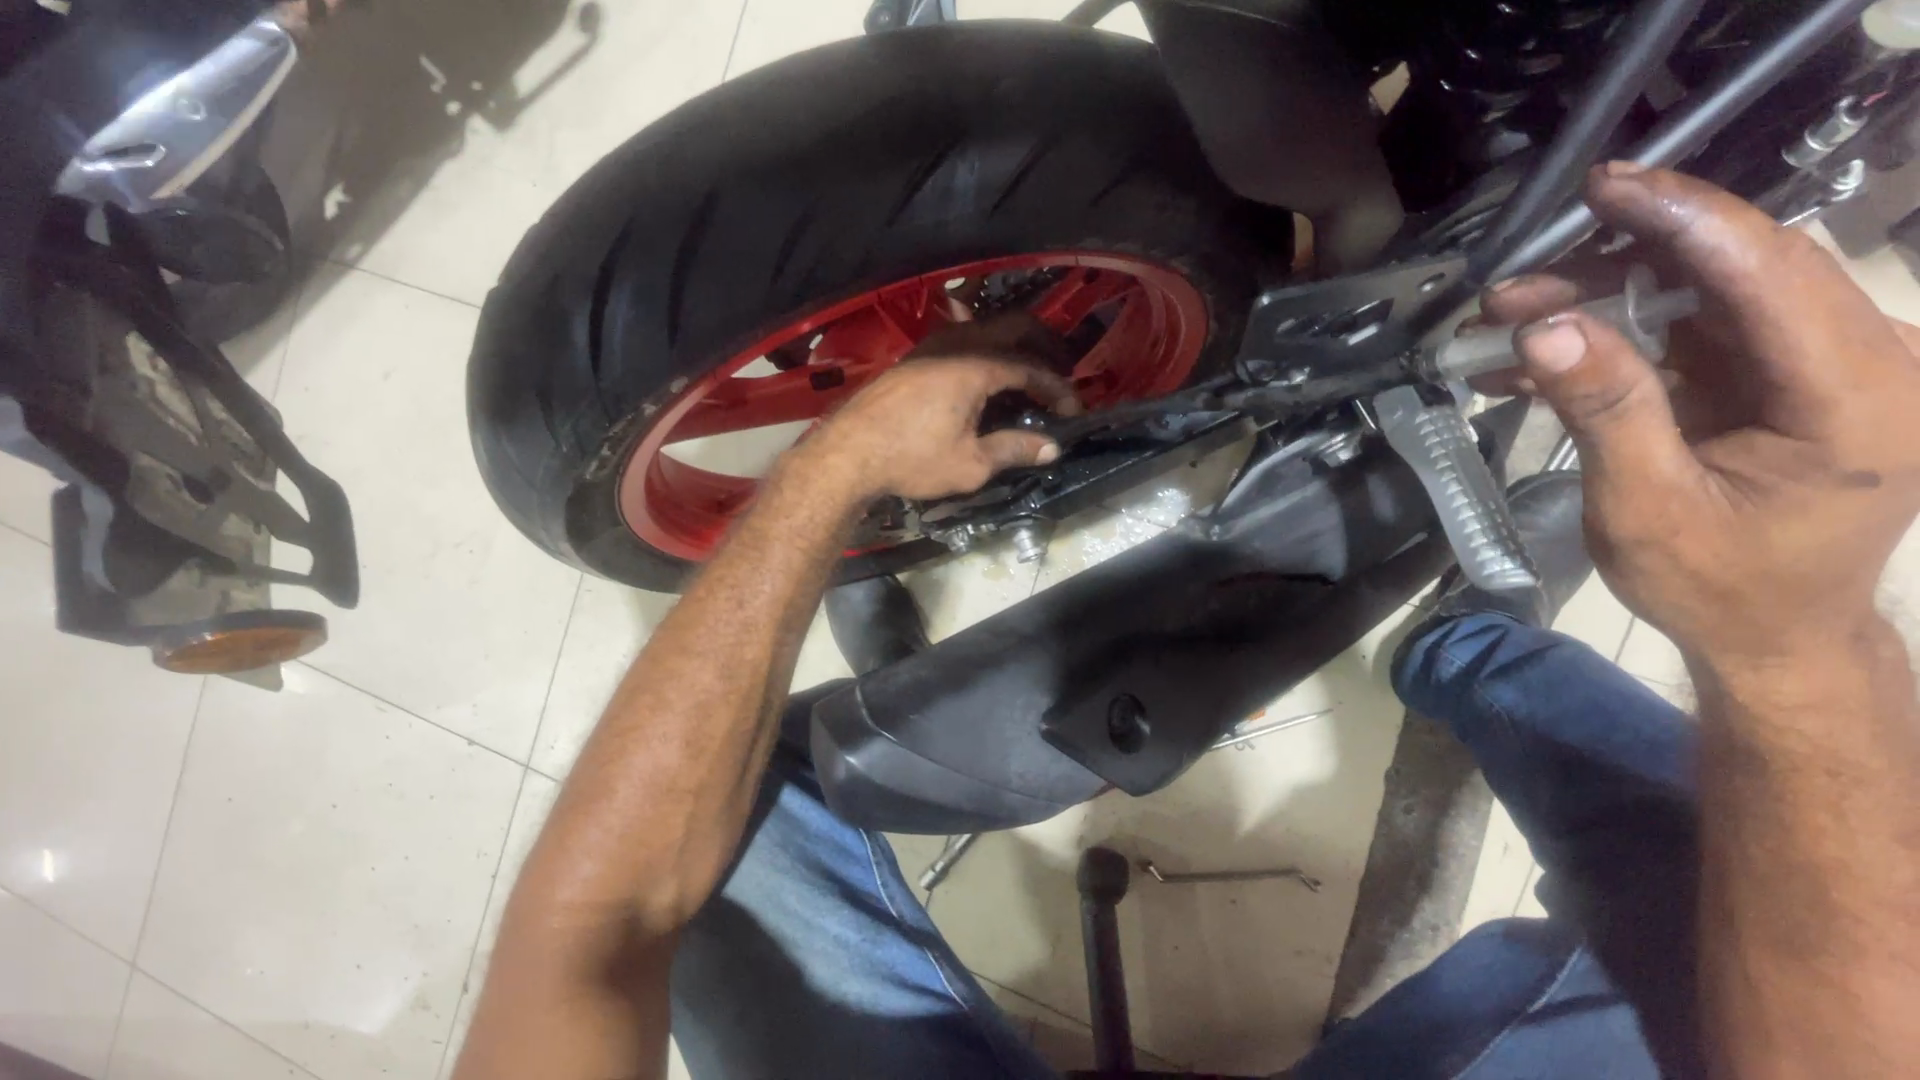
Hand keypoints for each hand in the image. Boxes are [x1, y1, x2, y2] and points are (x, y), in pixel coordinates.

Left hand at [799, 317, 1082, 501]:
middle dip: (1045, 346)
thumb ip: (1013, 450)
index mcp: (976, 365)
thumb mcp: (970, 464)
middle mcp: (957, 344)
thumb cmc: (911, 459)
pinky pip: (963, 338)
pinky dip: (986, 350)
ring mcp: (932, 345)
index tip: (1073, 411)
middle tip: (1061, 371)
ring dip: (1014, 344)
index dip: (1059, 388)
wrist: (847, 453)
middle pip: (1014, 326)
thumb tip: (1051, 448)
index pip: (1032, 367)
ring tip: (1028, 371)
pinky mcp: (915, 357)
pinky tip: (987, 374)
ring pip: (986, 328)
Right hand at [1490, 164, 1919, 666]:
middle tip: (1516, 286)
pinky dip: (1617, 336)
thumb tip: (1544, 327)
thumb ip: (1607, 409)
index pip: (1771, 273)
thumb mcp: (1646, 507)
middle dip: (1619, 264)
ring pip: (1708, 293)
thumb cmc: (1717, 585)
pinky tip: (1539, 355)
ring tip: (1508, 320)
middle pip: (1739, 269)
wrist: (1771, 635)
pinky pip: (1695, 332)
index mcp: (1862, 396)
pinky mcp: (1783, 377)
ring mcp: (1826, 366)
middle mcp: (1869, 361)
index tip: (1603, 185)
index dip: (1684, 218)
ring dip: (1605, 299)